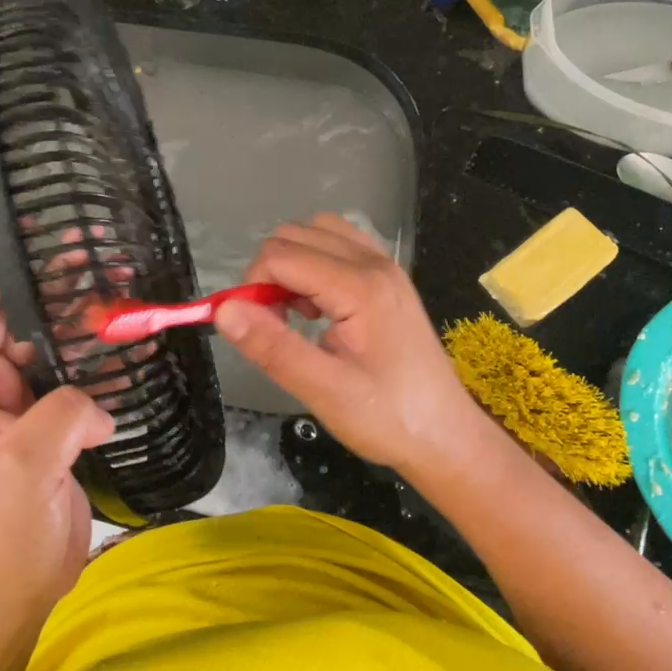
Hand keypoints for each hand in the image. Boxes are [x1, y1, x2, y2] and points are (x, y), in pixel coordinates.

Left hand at [0, 255, 114, 638]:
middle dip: (56, 289)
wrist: (11, 596)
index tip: (24, 233)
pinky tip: (136, 349)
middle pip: (27, 325)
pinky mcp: (64, 436)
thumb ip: (59, 415)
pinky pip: (87, 391)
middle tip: (94, 250)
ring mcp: (34, 413)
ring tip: (123, 286)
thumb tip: (99, 405)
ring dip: (87, 325)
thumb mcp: (18, 465)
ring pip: (61, 355)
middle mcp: (1, 391)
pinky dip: (109, 370)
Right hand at [214, 213, 478, 470]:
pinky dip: (315, 262)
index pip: (279, 256)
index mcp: (359, 287)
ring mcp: (385, 266)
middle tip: (276, 325)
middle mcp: (373, 263)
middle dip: (269, 274)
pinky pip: (339, 243)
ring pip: (315, 231)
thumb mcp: (324, 391)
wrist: (448, 439)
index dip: (252, 287)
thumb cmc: (388, 419)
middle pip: (293, 235)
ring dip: (292, 264)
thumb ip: (272, 346)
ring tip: (296, 312)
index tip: (257, 330)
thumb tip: (224, 310)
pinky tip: (319, 305)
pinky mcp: (388, 278)